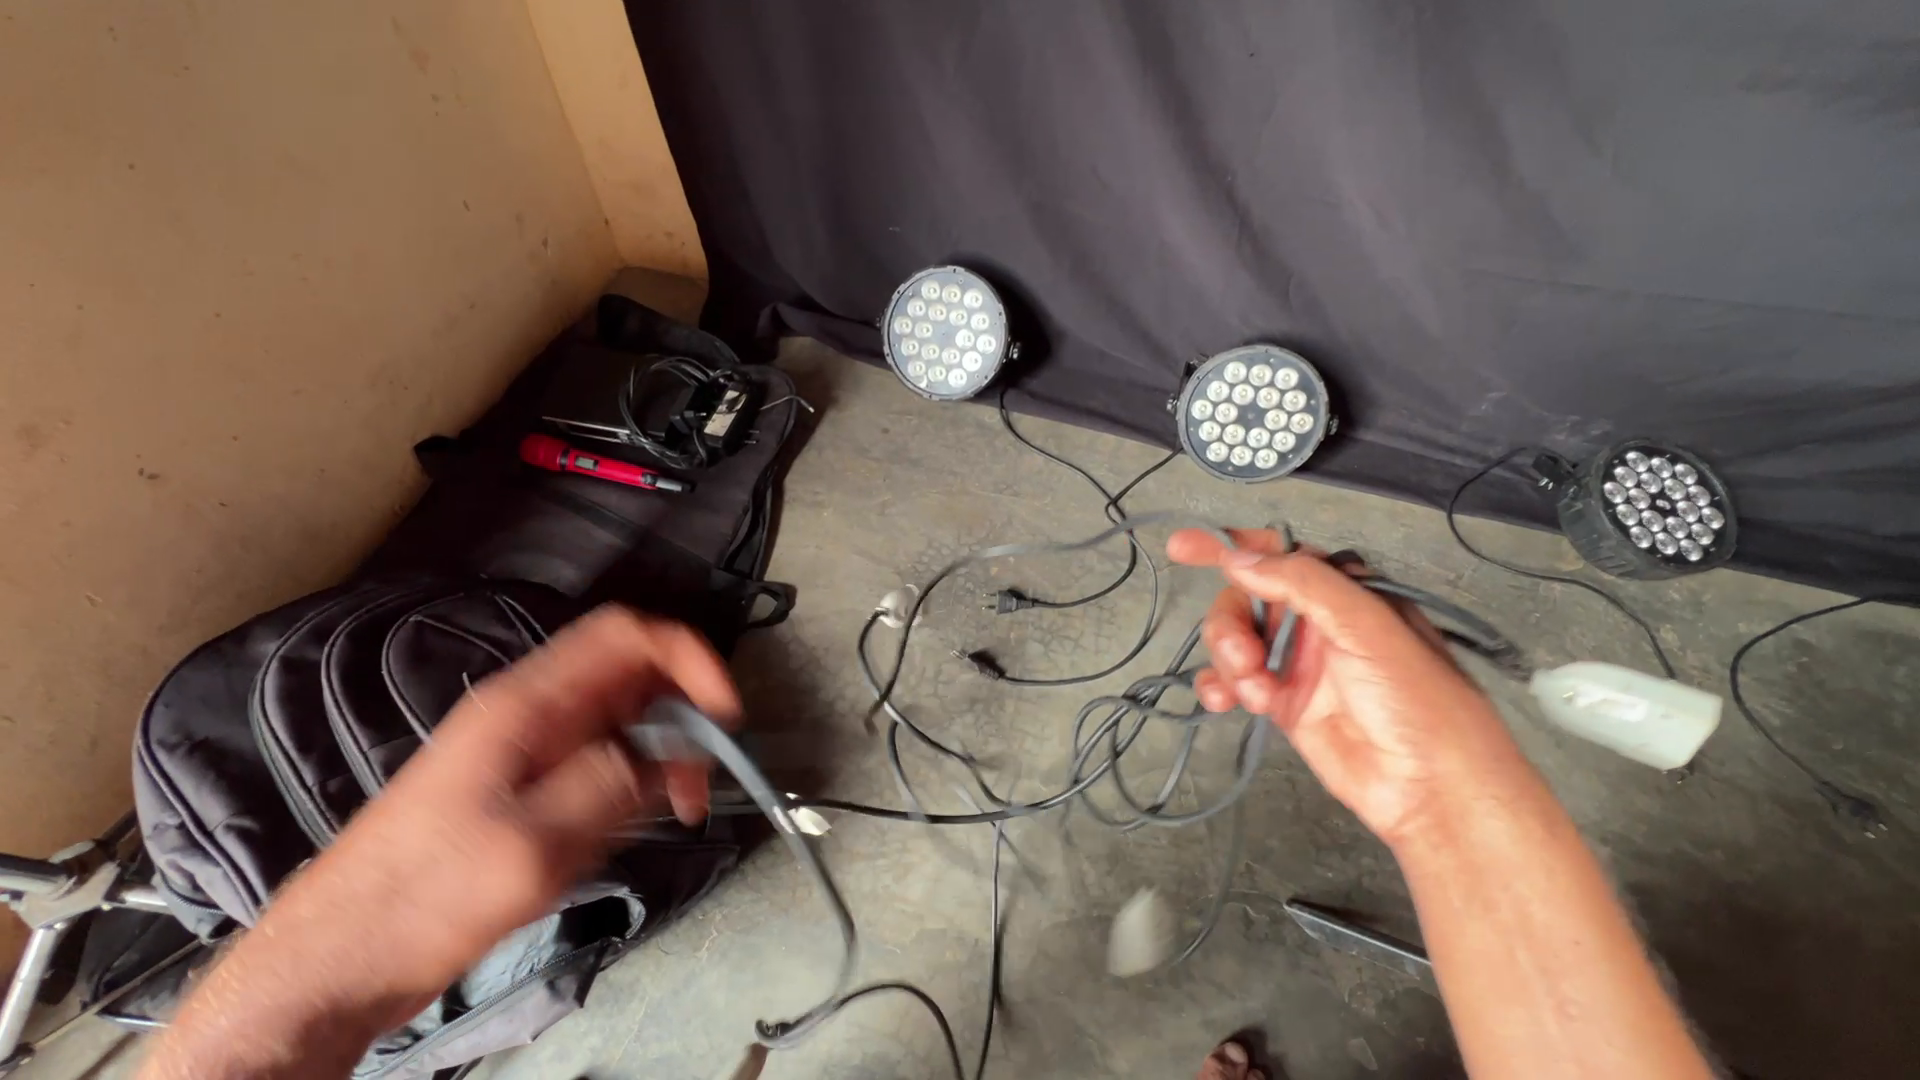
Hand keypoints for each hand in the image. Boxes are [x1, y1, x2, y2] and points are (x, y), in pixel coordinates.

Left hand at [257, 606, 738, 1015]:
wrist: (332, 963)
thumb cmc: (422, 898)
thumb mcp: (531, 845)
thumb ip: (611, 785)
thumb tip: (670, 753)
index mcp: (527, 704)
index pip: (625, 636)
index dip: (686, 655)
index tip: (723, 710)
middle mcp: (534, 714)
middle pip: (633, 678)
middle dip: (683, 715)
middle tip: (703, 774)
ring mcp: (531, 751)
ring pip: (624, 722)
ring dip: (665, 756)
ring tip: (679, 808)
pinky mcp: (530, 788)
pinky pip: (604, 764)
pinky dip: (637, 785)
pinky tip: (634, 825)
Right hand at [1167, 529, 1527, 846]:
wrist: (1430, 787)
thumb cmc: (1415, 697)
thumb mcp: (1366, 626)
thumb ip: (1302, 584)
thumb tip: (1237, 558)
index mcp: (1343, 592)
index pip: (1280, 555)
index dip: (1231, 545)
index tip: (1183, 547)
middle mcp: (1315, 622)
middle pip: (1245, 601)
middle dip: (1231, 624)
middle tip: (1242, 655)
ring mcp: (1296, 663)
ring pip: (1234, 641)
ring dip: (1231, 662)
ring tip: (1255, 693)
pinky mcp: (1282, 702)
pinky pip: (1233, 681)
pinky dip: (1219, 686)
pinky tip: (1223, 702)